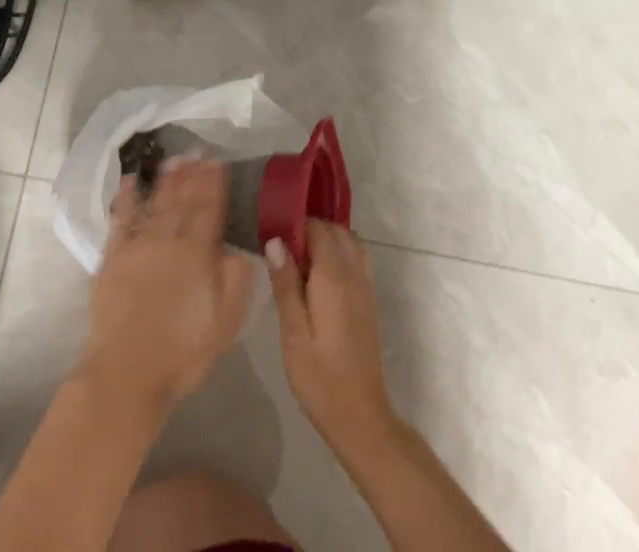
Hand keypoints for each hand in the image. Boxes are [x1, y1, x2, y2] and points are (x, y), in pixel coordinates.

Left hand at [77, 159, 254, 417]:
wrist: (129, 370)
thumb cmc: (185, 349)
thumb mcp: (228, 318)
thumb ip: (237, 276)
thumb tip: (237, 247)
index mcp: (198, 253)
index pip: (209, 208)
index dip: (214, 183)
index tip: (217, 161)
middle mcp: (167, 240)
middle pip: (181, 200)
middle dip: (190, 175)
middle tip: (196, 151)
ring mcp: (136, 247)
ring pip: (153, 204)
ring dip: (164, 180)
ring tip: (172, 160)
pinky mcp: (112, 259)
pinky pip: (121, 220)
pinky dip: (126, 199)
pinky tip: (131, 183)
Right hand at [265, 220, 399, 453]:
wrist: (359, 414)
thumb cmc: (319, 376)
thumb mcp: (292, 332)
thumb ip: (286, 284)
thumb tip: (276, 241)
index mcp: (334, 278)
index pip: (319, 229)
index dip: (295, 223)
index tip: (269, 228)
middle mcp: (355, 276)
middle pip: (337, 232)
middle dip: (310, 228)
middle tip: (278, 244)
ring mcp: (366, 289)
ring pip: (351, 244)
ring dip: (326, 240)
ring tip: (294, 258)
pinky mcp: (368, 303)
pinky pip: (357, 261)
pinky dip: (338, 254)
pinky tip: (314, 276)